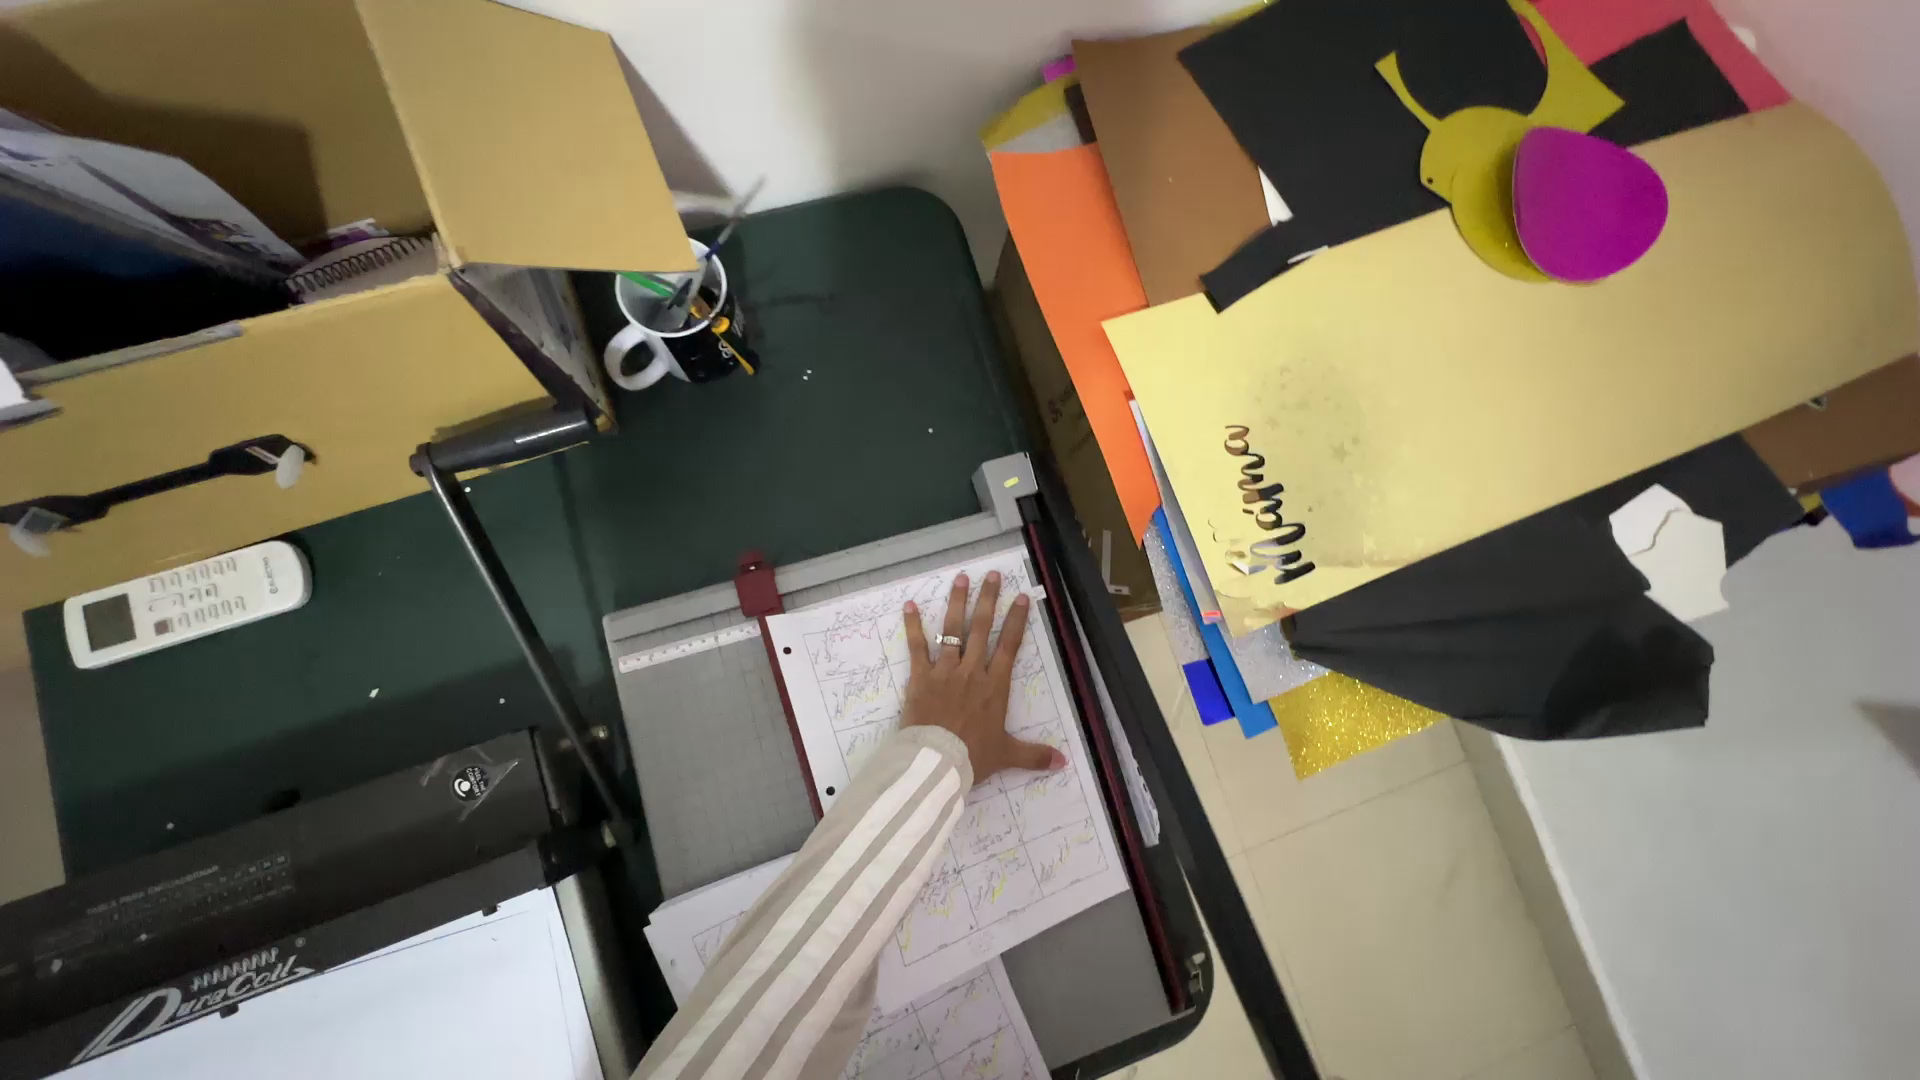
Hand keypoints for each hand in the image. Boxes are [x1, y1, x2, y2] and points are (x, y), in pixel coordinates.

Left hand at [902, 571, 1066, 782]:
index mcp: (994, 686)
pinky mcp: (921, 677)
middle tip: (991, 575)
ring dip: (956, 603)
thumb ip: (1034, 755)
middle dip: (988, 599)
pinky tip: (909, 606)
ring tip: (960, 579)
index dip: (1016, 620)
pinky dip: (912, 626)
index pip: (1009, 646)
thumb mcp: (1007, 755)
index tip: (1021, 597)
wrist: (937, 761)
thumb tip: (1064, 763)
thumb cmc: (973, 756)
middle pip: (981, 628)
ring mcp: (945, 671)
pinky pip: (917, 647)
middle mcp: (971, 671)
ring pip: (952, 631)